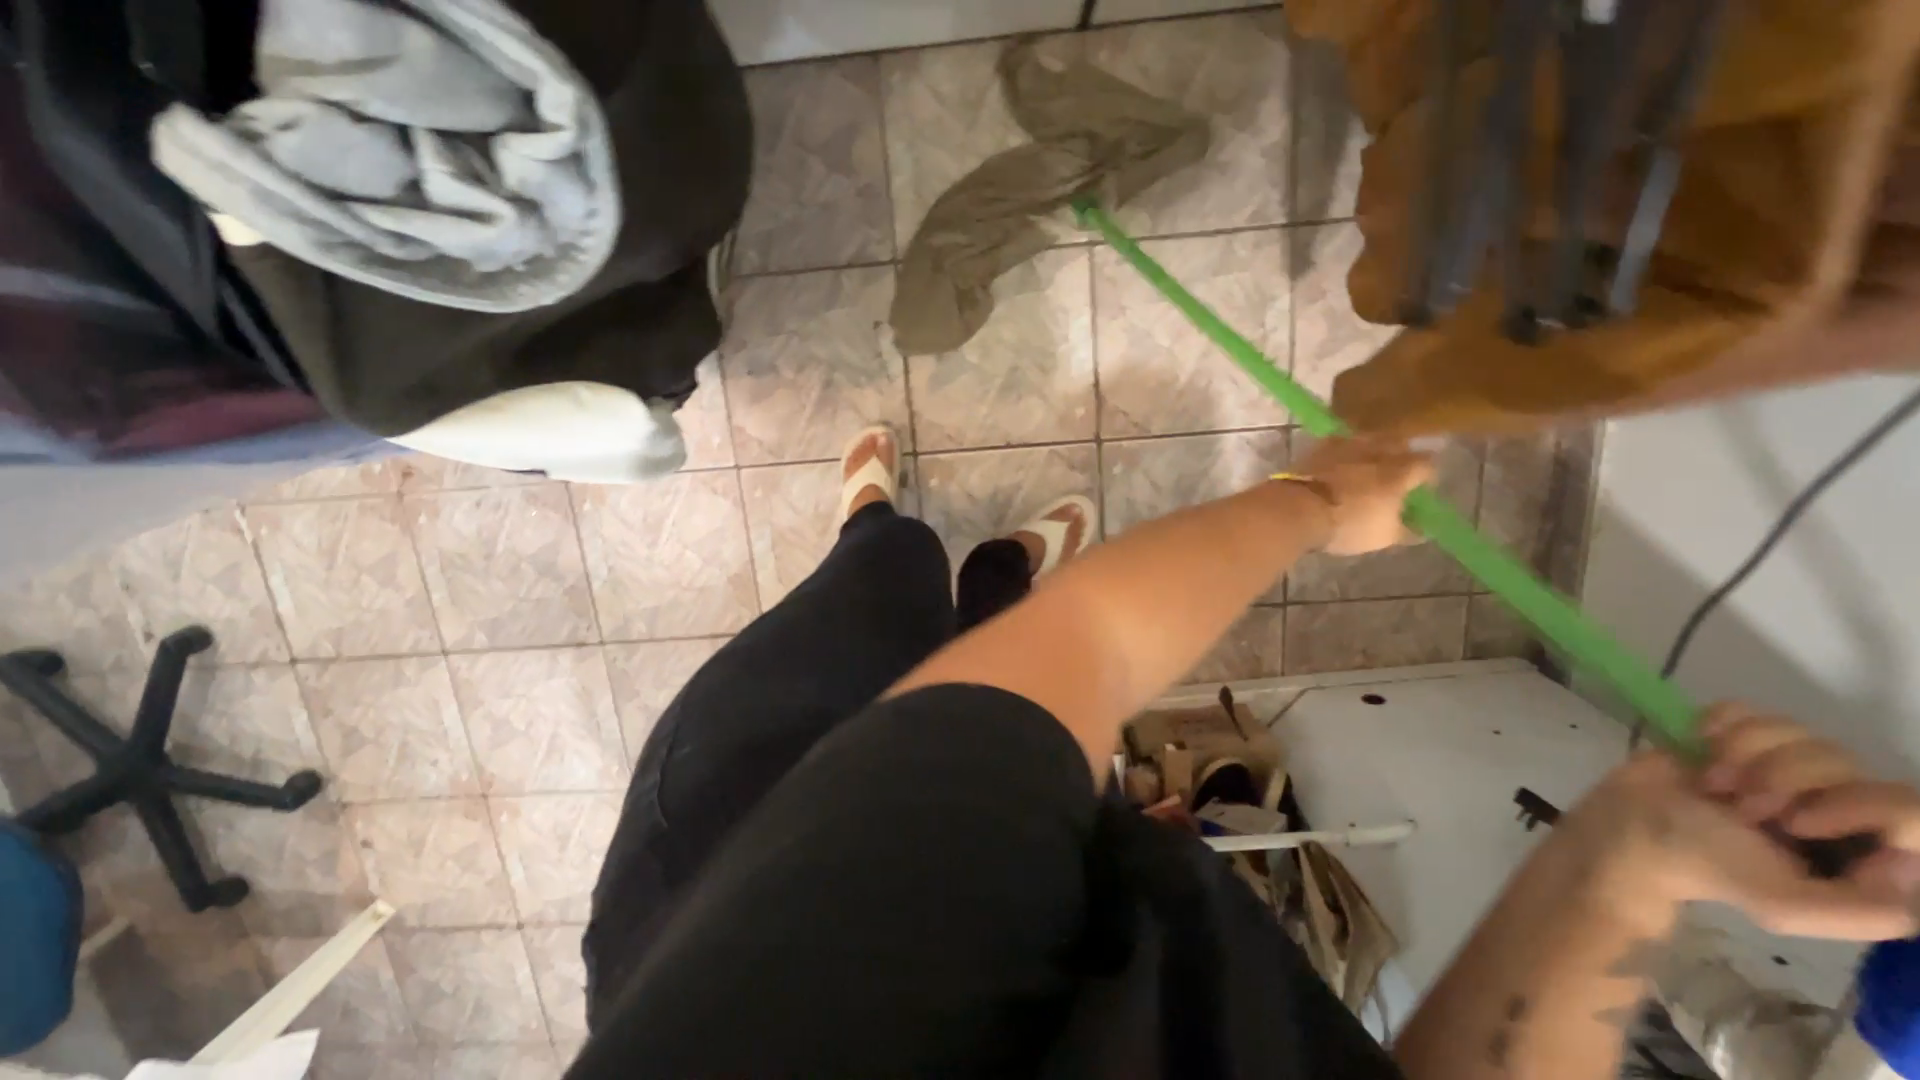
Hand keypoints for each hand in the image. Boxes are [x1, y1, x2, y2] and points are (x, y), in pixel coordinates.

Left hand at [1290, 436, 1433, 555]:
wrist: (1298, 509)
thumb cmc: (1348, 525)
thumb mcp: (1384, 536)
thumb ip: (1407, 530)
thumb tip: (1422, 529)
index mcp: (1401, 471)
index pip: (1427, 465)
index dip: (1428, 477)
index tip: (1422, 490)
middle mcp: (1377, 450)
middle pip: (1399, 444)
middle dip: (1402, 455)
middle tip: (1397, 471)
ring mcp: (1347, 444)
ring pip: (1369, 438)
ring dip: (1372, 448)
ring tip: (1367, 463)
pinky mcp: (1320, 446)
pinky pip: (1339, 442)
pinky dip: (1344, 450)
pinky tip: (1339, 460)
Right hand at [1566, 703, 1919, 940]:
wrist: (1627, 829)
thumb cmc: (1703, 866)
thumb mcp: (1784, 906)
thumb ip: (1863, 911)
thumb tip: (1905, 858)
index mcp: (1858, 845)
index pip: (1907, 809)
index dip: (1857, 805)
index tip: (1798, 823)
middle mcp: (1831, 800)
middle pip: (1843, 762)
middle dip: (1781, 780)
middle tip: (1741, 808)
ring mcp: (1780, 764)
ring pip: (1794, 731)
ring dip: (1742, 755)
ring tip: (1714, 784)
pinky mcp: (1734, 736)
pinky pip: (1748, 710)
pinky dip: (1719, 724)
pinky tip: (1701, 747)